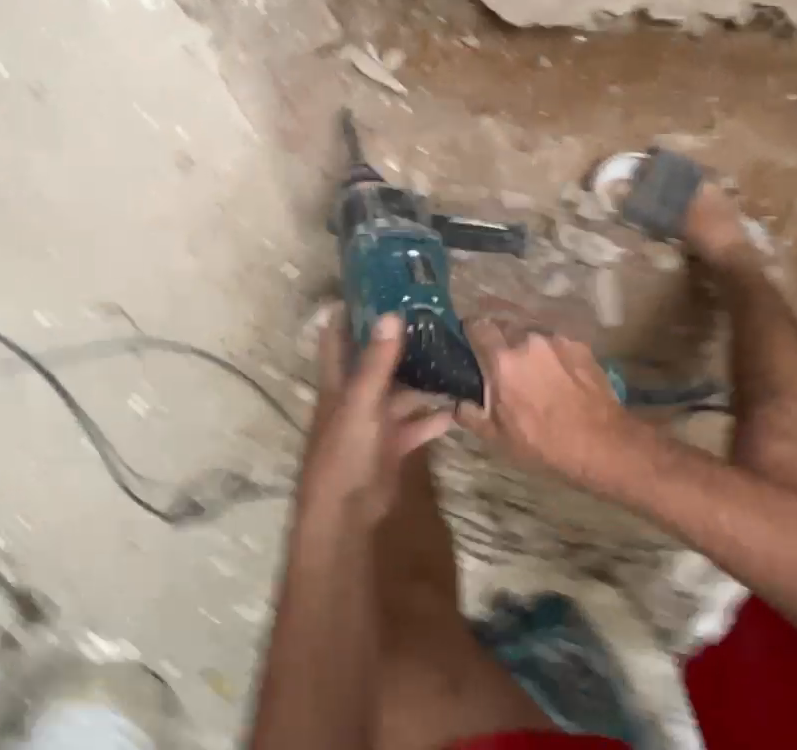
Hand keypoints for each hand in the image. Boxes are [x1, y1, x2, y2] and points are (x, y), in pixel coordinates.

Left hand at [300, 307, 453, 524]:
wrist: (345, 511)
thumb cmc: (345, 450)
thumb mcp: (361, 401)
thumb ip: (377, 361)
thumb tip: (390, 313)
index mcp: (338, 381)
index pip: (338, 336)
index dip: (350, 311)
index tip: (377, 285)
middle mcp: (354, 396)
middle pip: (375, 362)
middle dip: (398, 341)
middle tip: (432, 316)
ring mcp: (374, 422)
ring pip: (400, 393)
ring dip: (422, 379)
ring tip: (454, 356)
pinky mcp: (391, 446)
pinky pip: (416, 426)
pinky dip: (434, 417)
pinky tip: (458, 407)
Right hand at [457, 321, 640, 482]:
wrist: (601, 443)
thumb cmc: (542, 443)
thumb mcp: (496, 437)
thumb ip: (469, 414)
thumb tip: (454, 402)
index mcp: (502, 359)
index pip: (476, 324)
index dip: (470, 330)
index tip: (469, 342)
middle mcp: (528, 339)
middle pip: (504, 321)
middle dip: (497, 334)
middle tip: (498, 357)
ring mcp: (557, 339)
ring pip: (531, 329)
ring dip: (524, 340)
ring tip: (530, 363)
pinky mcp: (580, 344)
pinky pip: (556, 339)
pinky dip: (549, 349)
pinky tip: (557, 370)